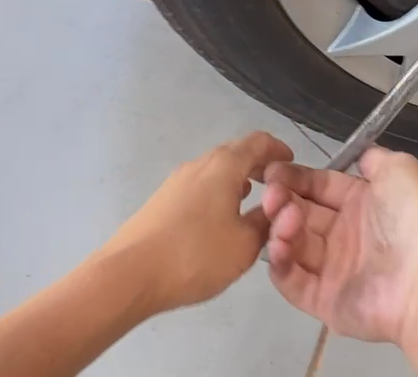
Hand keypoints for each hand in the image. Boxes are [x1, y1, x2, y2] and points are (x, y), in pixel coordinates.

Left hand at [100, 130, 293, 310]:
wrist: (127, 276)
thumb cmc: (194, 254)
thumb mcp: (245, 245)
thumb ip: (266, 223)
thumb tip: (274, 210)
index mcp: (226, 165)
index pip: (259, 141)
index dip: (278, 149)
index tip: (290, 163)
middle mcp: (201, 163)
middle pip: (235, 152)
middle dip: (257, 165)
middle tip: (274, 185)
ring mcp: (177, 181)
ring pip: (215, 171)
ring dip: (235, 180)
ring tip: (248, 202)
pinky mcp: (160, 201)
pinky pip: (198, 187)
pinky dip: (216, 194)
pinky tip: (216, 221)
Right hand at [261, 147, 417, 343]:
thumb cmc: (410, 215)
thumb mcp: (399, 168)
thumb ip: (374, 158)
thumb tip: (360, 156)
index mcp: (362, 202)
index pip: (320, 186)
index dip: (297, 177)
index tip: (272, 171)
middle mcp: (346, 234)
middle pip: (303, 214)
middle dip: (283, 201)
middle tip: (273, 194)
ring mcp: (334, 269)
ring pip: (295, 245)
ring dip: (282, 229)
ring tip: (285, 219)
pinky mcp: (324, 302)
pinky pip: (293, 282)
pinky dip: (280, 264)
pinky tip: (280, 246)